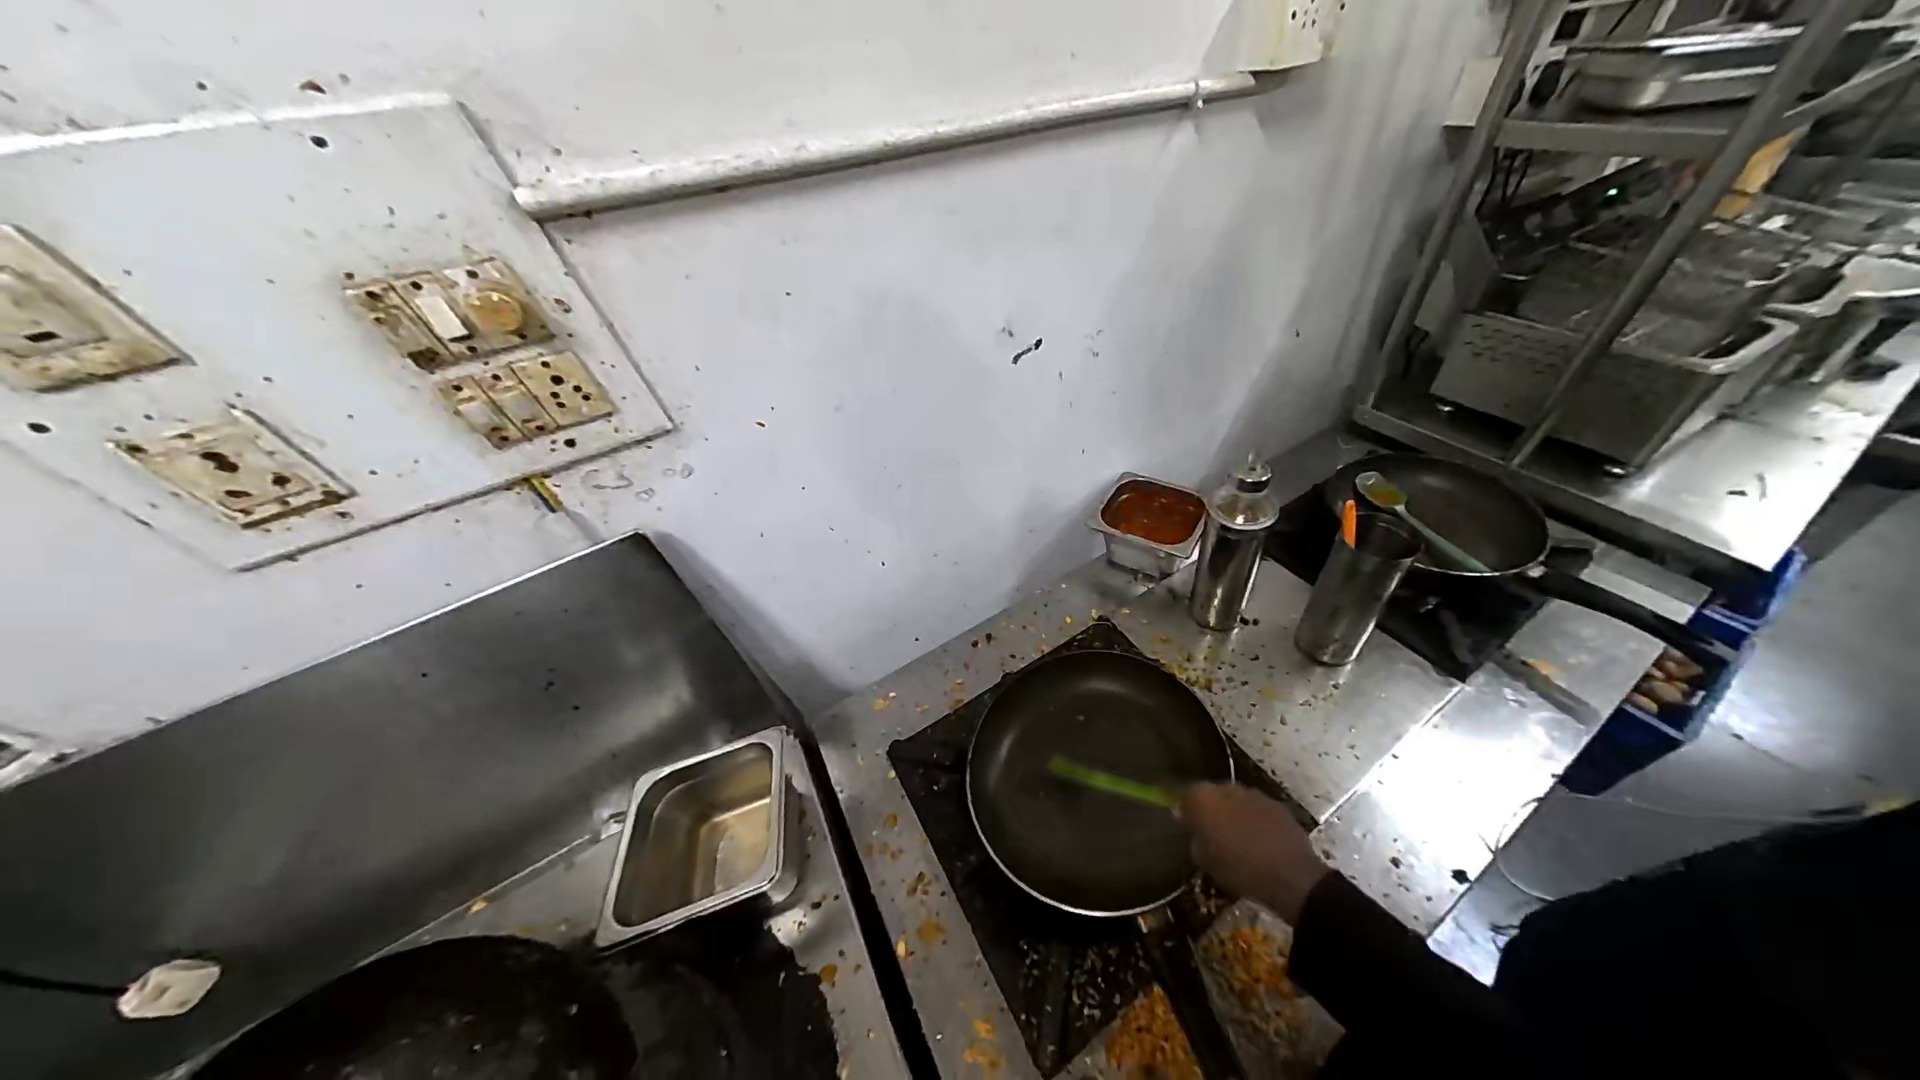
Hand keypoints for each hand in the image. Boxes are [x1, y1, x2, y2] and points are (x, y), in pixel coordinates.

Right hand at [1178, 782, 1329, 923]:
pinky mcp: (1276, 805)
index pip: (1185, 795)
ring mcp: (1253, 794)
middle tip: (1212, 833)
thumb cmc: (1238, 869)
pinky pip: (1256, 809)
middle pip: (1211, 794)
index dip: (1186, 811)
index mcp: (1202, 798)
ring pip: (1235, 799)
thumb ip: (1194, 837)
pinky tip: (1259, 840)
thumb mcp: (1204, 860)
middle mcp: (1226, 788)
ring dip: (1233, 812)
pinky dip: (1254, 819)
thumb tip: (1194, 829)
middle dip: (1211, 809)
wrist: (1290, 876)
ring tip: (1238, 837)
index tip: (1188, 827)